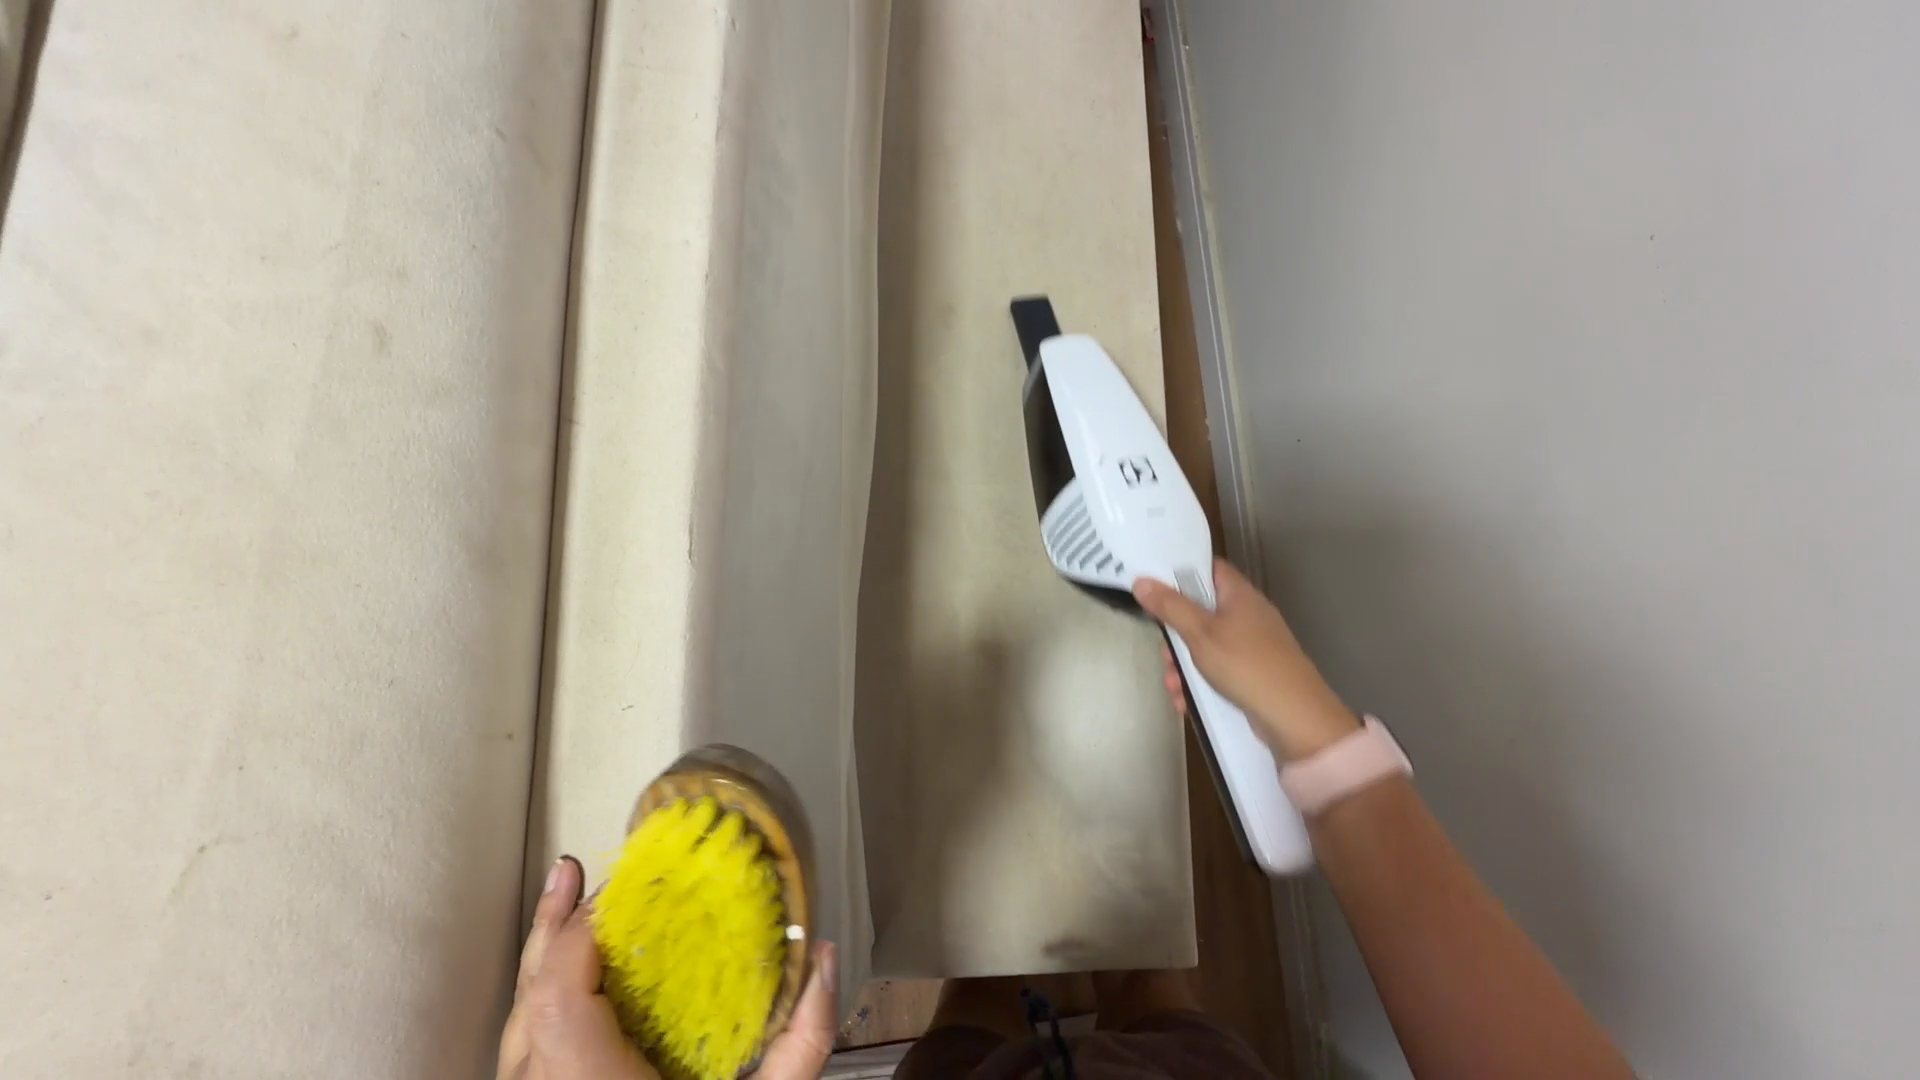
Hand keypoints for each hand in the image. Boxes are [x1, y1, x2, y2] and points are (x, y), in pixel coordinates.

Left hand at [499, 857, 838, 1079]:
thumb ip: (801, 1043)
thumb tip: (823, 952)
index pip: (559, 997)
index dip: (580, 934)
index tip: (628, 890)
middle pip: (528, 1000)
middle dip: (555, 928)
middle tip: (577, 868)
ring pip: (516, 1025)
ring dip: (542, 956)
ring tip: (565, 895)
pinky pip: (524, 1049)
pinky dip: (541, 999)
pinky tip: (563, 978)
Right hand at [1133, 558, 1358, 759]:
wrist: (1294, 717)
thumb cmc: (1245, 664)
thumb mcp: (1200, 633)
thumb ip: (1170, 606)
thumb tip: (1141, 581)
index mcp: (1239, 595)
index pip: (1209, 568)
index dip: (1182, 572)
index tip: (1154, 584)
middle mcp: (1247, 615)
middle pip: (1201, 612)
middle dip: (1176, 634)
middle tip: (1164, 651)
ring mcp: (1252, 646)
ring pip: (1205, 645)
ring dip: (1183, 665)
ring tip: (1173, 685)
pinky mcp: (1252, 674)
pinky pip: (1217, 670)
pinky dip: (1200, 682)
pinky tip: (1186, 701)